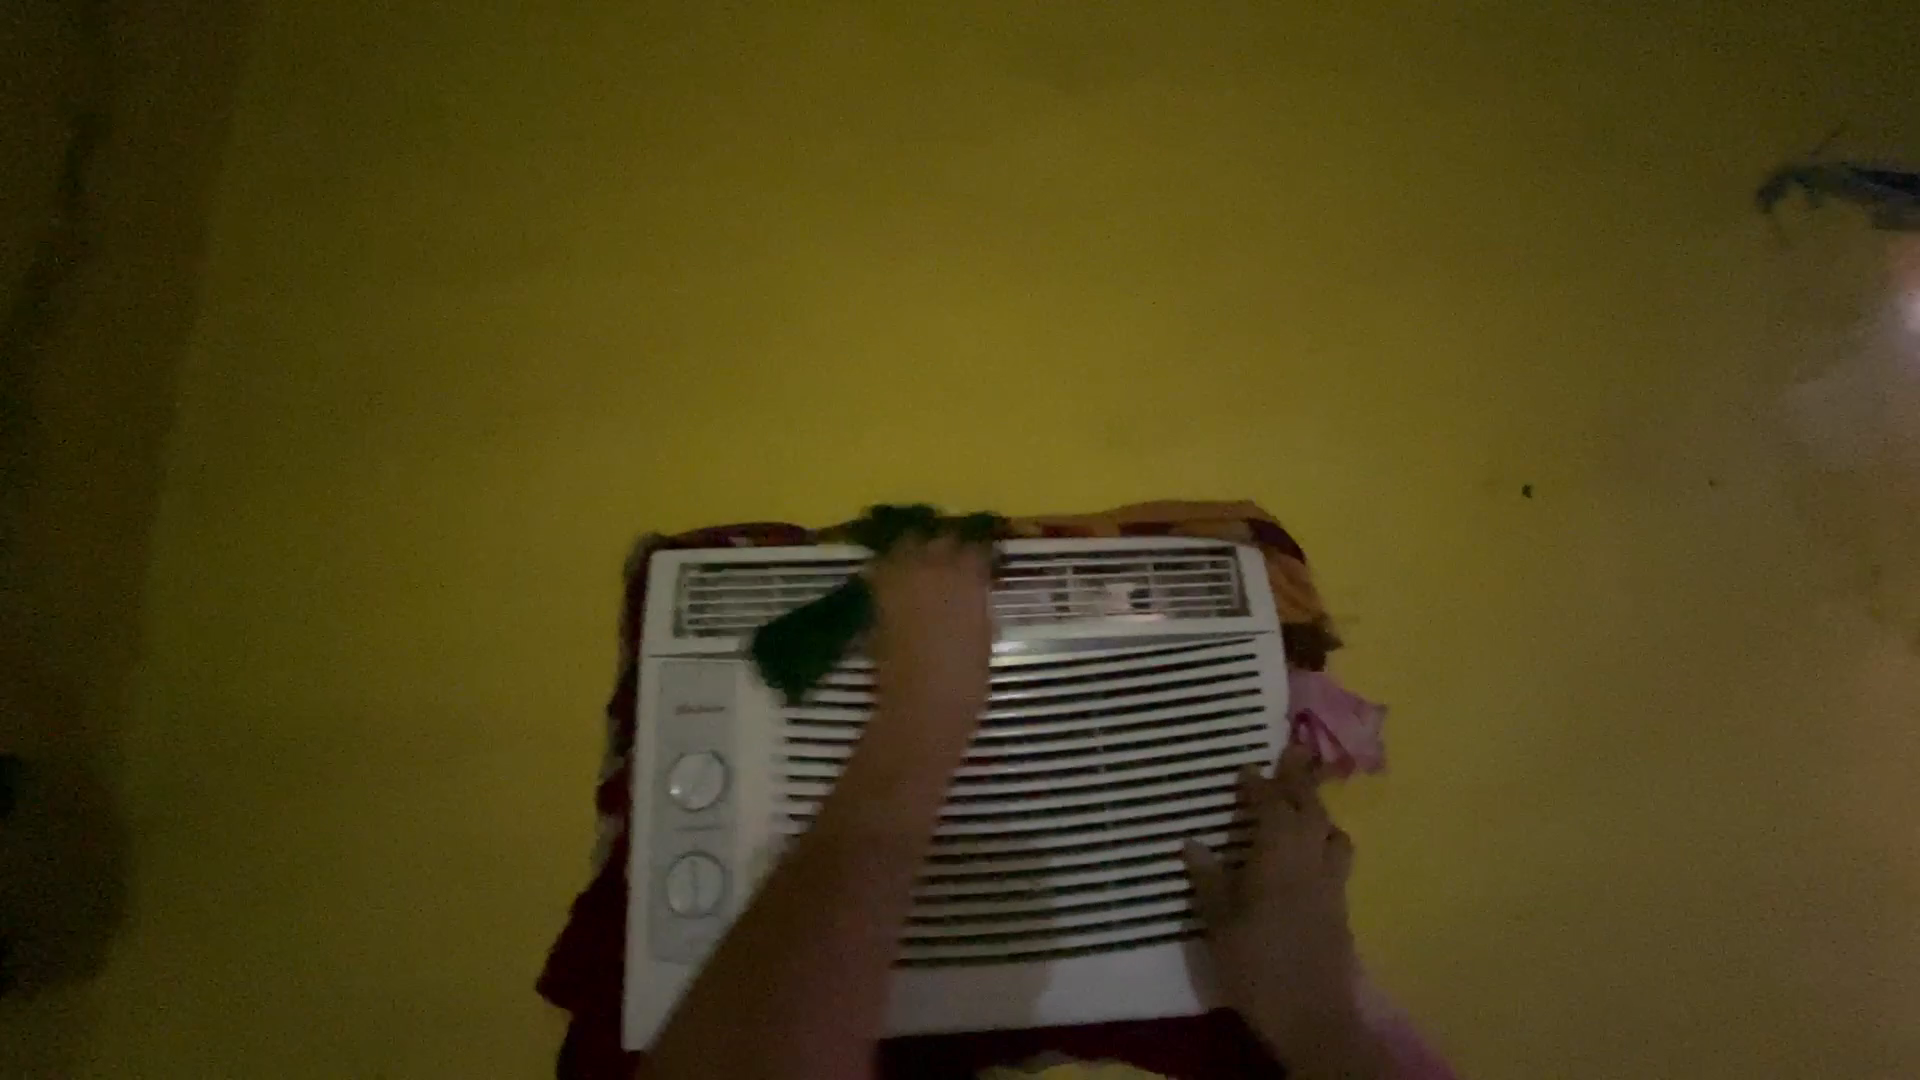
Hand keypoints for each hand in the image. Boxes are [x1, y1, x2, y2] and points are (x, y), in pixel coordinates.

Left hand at [867, 536, 993, 730]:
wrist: (924, 701)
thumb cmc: (967, 675)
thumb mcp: (984, 632)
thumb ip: (976, 600)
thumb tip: (973, 588)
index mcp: (967, 577)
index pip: (976, 548)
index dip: (980, 553)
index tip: (983, 560)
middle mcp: (934, 567)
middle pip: (942, 539)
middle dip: (948, 545)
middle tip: (954, 557)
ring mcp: (903, 578)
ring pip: (908, 543)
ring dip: (918, 548)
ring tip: (924, 560)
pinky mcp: (879, 594)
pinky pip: (884, 567)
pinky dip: (892, 567)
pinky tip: (900, 578)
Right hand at [1183, 746, 1382, 1076]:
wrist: (1314, 1021)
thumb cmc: (1258, 965)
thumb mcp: (1219, 921)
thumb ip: (1208, 878)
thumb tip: (1192, 842)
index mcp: (1278, 857)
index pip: (1272, 806)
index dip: (1259, 785)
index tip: (1245, 768)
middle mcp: (1310, 861)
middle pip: (1311, 810)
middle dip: (1299, 780)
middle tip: (1293, 753)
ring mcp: (1331, 886)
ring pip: (1332, 833)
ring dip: (1317, 811)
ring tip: (1302, 804)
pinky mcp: (1340, 910)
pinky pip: (1335, 858)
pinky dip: (1323, 840)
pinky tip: (1307, 853)